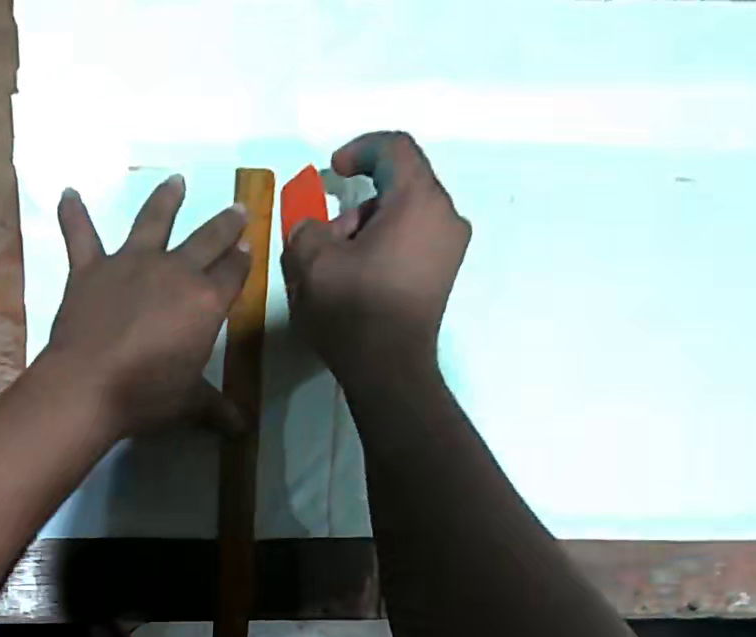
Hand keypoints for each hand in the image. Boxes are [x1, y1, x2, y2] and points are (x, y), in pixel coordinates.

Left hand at [37, 175, 250, 437]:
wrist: (89, 386)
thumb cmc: (147, 394)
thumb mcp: (189, 402)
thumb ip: (217, 408)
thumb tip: (243, 430)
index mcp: (206, 301)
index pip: (234, 272)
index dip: (243, 260)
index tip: (249, 247)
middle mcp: (174, 271)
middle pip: (207, 239)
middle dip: (225, 224)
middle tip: (236, 210)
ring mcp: (130, 264)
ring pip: (153, 221)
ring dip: (166, 200)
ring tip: (176, 181)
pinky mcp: (90, 269)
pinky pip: (81, 235)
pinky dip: (73, 214)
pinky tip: (68, 192)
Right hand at [281, 132, 470, 385]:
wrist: (388, 370)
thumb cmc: (353, 310)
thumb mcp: (311, 263)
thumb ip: (306, 228)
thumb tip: (314, 228)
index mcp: (419, 200)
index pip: (395, 148)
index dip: (359, 149)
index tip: (333, 170)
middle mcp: (445, 217)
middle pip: (398, 187)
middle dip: (355, 206)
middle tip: (325, 237)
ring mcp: (449, 249)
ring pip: (403, 218)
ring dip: (365, 231)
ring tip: (334, 268)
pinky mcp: (442, 276)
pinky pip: (410, 243)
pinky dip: (382, 248)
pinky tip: (356, 279)